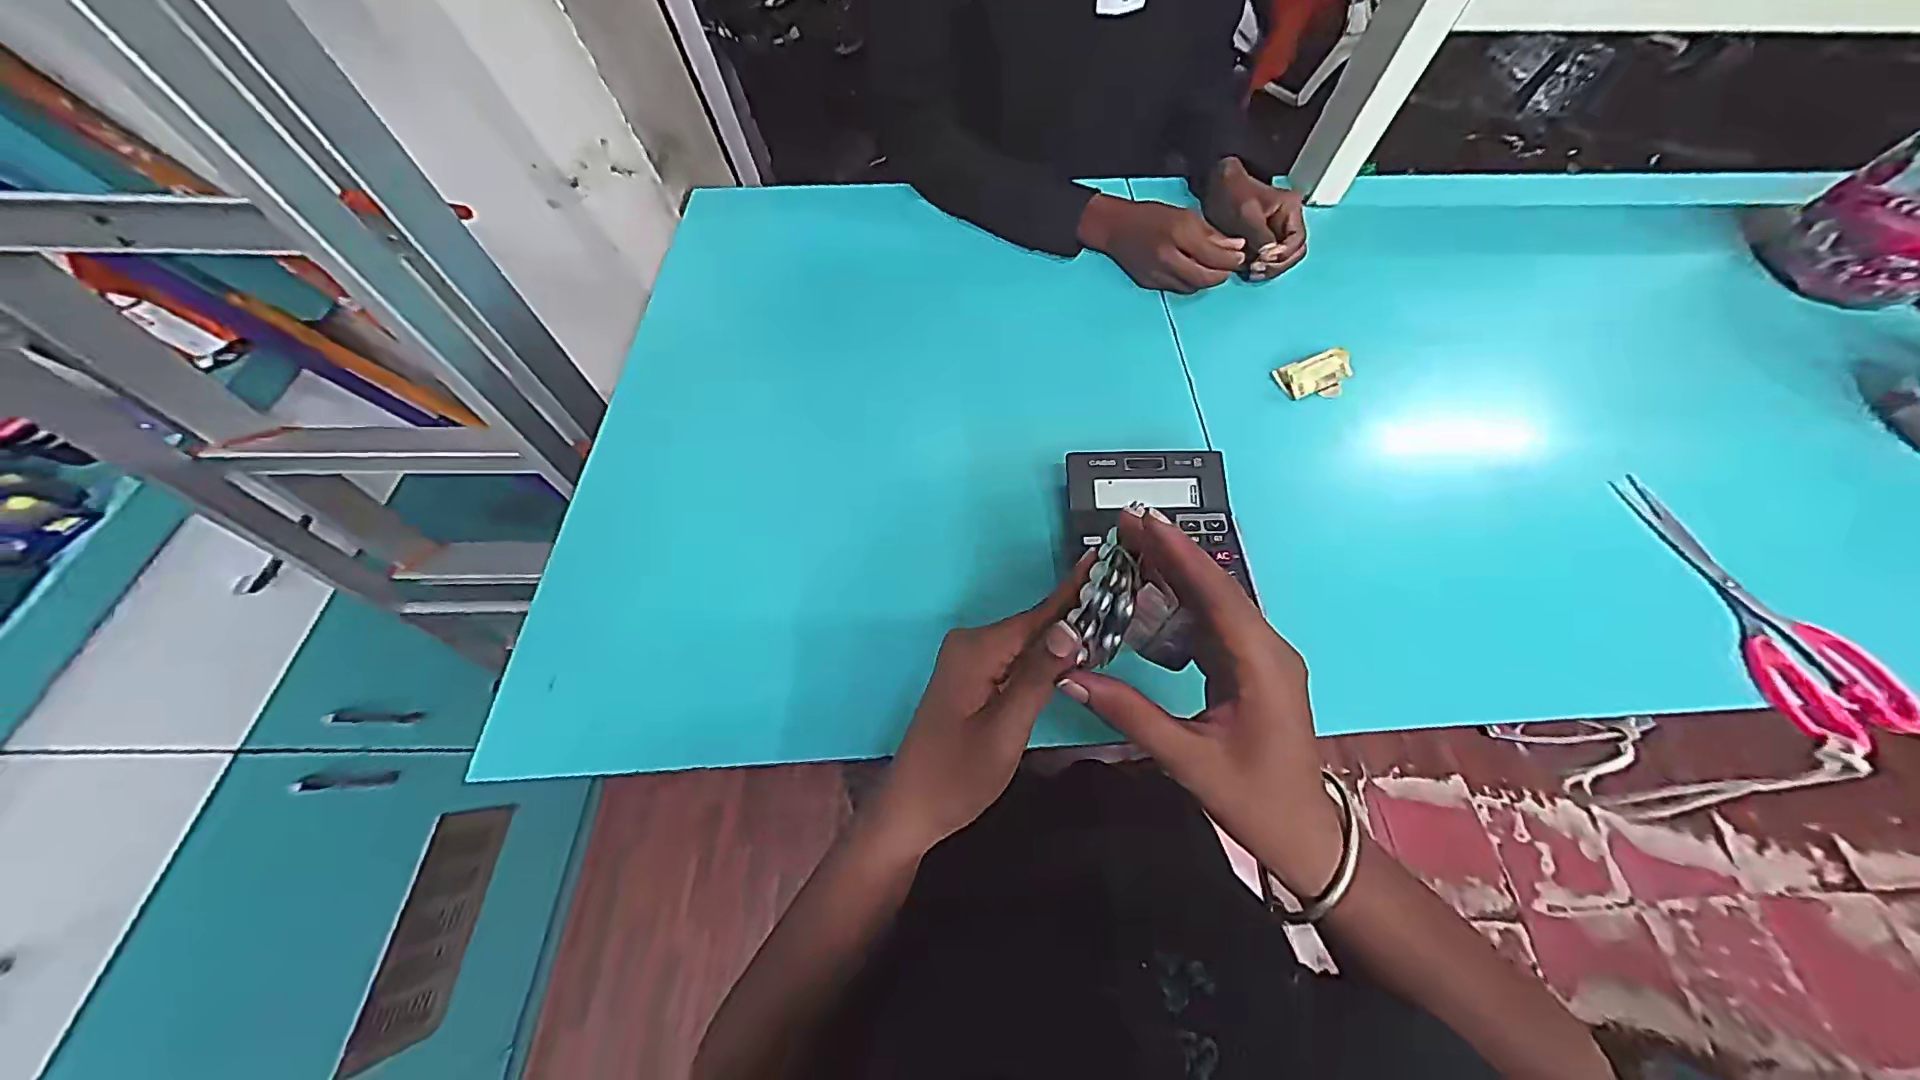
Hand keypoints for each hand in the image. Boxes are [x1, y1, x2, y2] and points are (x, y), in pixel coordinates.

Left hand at [863, 557, 1091, 855]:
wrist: (911, 808)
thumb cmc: (956, 776)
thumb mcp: (1005, 730)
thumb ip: (1038, 677)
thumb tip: (1071, 627)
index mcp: (976, 650)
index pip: (1038, 616)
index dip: (1076, 592)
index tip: (1106, 562)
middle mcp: (970, 644)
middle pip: (1035, 626)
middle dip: (1077, 615)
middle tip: (1125, 600)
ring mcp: (969, 659)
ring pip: (1028, 642)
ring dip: (1064, 638)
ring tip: (1111, 621)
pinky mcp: (972, 675)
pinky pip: (1016, 657)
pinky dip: (1045, 657)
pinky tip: (1073, 655)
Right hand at [1056, 508, 1340, 894]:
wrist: (1304, 835)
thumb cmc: (1254, 800)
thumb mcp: (1187, 760)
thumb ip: (1130, 714)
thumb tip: (1072, 678)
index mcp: (1261, 664)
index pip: (1217, 595)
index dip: (1179, 555)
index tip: (1146, 522)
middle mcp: (1267, 650)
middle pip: (1216, 588)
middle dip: (1172, 553)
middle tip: (1127, 524)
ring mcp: (1261, 657)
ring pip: (1215, 602)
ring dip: (1176, 574)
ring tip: (1132, 550)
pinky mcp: (1251, 668)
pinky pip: (1213, 624)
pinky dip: (1181, 604)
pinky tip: (1152, 596)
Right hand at [1077, 193, 1245, 292]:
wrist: (1115, 228)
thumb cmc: (1151, 216)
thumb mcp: (1184, 215)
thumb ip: (1210, 233)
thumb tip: (1235, 247)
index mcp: (1179, 234)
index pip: (1214, 256)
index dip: (1231, 260)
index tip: (1239, 256)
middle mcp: (1168, 258)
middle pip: (1205, 278)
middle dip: (1221, 275)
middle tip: (1228, 266)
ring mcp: (1158, 274)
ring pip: (1192, 287)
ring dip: (1206, 280)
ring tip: (1211, 269)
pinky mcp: (1151, 283)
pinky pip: (1178, 288)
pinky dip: (1189, 282)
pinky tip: (1191, 272)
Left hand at [1202, 157, 1306, 281]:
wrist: (1215, 188)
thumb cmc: (1232, 194)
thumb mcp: (1246, 215)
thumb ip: (1260, 235)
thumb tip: (1270, 255)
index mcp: (1290, 210)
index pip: (1298, 241)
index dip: (1283, 255)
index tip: (1263, 260)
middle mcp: (1287, 223)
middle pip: (1293, 253)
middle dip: (1276, 265)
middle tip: (1255, 270)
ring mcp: (1275, 234)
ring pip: (1281, 260)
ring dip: (1267, 270)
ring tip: (1250, 272)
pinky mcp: (1261, 243)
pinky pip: (1266, 261)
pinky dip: (1258, 268)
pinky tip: (1246, 270)